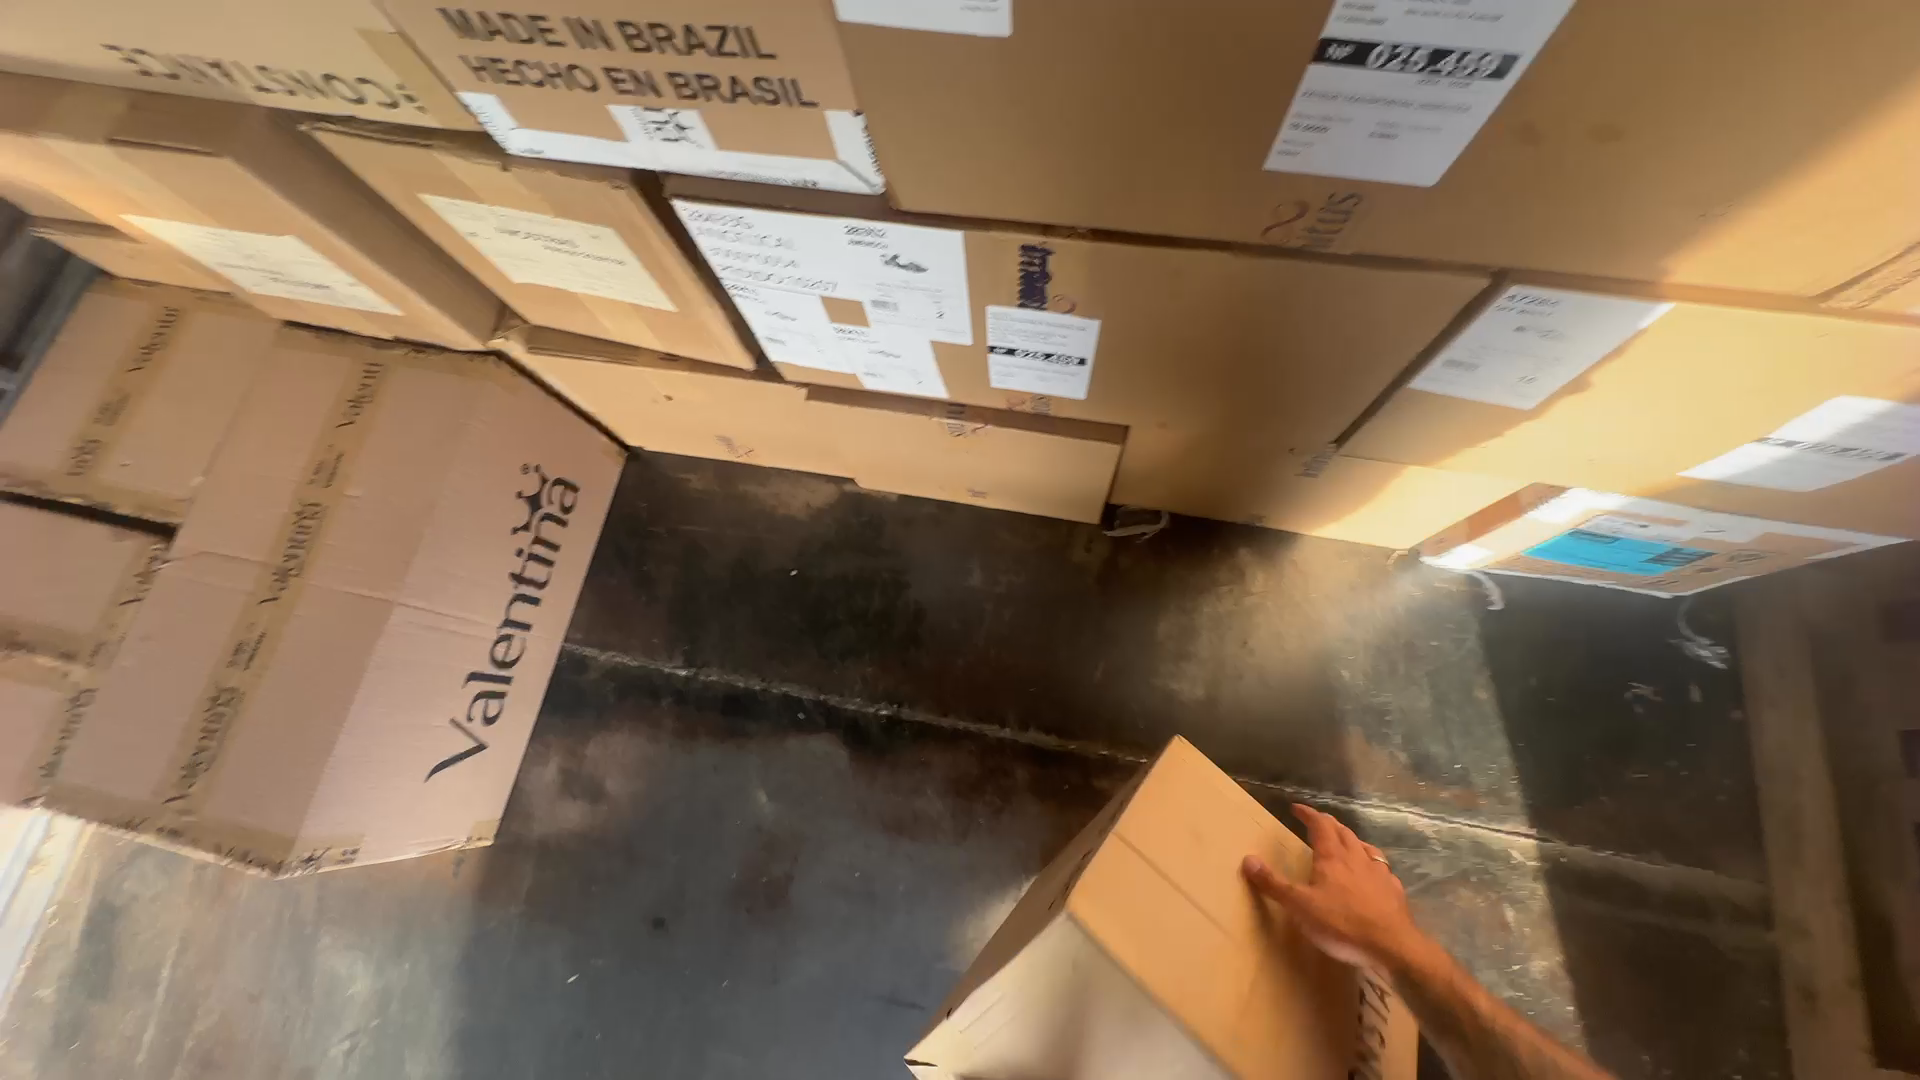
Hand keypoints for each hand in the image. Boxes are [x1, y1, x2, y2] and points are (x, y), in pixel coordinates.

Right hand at [1243, 803, 1426, 970]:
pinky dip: (1372, 864)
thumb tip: (1248, 859)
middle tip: (1317, 822)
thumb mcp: (1300, 906)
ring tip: (1345, 841)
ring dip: (1351, 839)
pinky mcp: (1394, 892)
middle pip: (1342, 831)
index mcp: (1332, 856)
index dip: (1308, 814)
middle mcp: (1356, 858)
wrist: (1395, 948)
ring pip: (1364, 847)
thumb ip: (1273, 883)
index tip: (1296, 808)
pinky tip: (1373, 875)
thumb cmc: (1343, 923)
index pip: (1319, 824)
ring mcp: (1379, 874)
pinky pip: (1382, 869)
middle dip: (1328, 823)